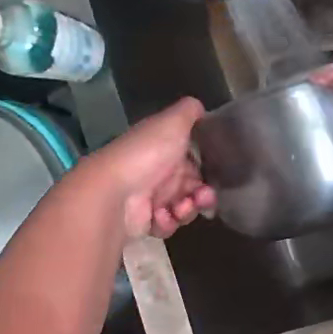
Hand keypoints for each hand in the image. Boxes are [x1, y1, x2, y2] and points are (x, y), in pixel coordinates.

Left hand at [72, 97, 216, 239]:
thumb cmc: (148, 154)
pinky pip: (167, 225)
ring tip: (180, 208)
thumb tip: (200, 108)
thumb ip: (190, 112)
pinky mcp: (144, 221)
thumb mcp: (173, 122)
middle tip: (203, 198)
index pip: (193, 161)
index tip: (217, 175)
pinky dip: (167, 222)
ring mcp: (149, 198)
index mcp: (163, 149)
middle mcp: (157, 172)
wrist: (115, 192)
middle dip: (203, 195)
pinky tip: (159, 216)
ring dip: (188, 210)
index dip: (208, 169)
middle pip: (192, 188)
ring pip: (183, 209)